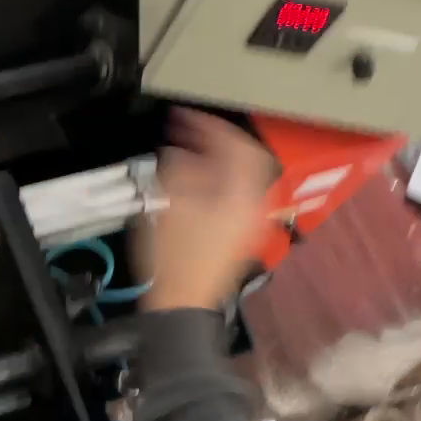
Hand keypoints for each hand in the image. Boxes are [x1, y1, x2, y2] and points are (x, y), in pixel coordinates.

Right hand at [138, 109, 279, 311]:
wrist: (181, 302)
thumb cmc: (176, 260)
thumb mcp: (168, 204)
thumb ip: (176, 169)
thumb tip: (178, 151)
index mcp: (242, 193)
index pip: (236, 144)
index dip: (210, 125)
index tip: (187, 117)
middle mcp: (252, 206)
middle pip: (242, 160)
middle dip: (214, 143)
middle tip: (188, 132)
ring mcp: (245, 223)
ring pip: (236, 179)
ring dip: (212, 163)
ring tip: (186, 156)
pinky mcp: (234, 237)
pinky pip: (229, 198)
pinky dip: (211, 183)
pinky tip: (190, 187)